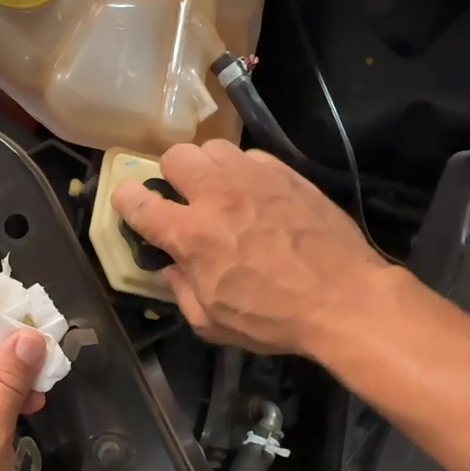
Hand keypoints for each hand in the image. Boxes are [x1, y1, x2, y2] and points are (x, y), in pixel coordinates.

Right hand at [111, 139, 395, 355]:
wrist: (344, 299)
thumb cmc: (274, 320)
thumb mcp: (212, 322)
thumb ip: (181, 291)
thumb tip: (169, 268)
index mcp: (191, 235)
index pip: (139, 202)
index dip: (126, 200)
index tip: (128, 203)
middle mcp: (217, 196)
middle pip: (174, 157)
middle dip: (169, 176)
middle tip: (181, 200)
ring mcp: (254, 178)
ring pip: (212, 148)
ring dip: (205, 168)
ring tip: (217, 192)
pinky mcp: (287, 174)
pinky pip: (250, 156)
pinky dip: (242, 172)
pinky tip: (253, 195)